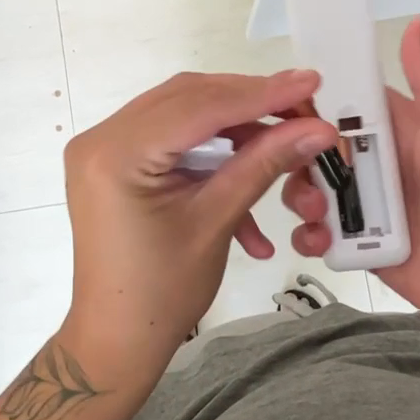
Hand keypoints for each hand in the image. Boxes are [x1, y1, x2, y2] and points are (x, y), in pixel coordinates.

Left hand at [62, 70, 337, 359]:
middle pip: (188, 100)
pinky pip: (169, 141)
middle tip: (304, 108)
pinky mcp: (113, 164)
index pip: (199, 106)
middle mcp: (100, 138)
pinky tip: (248, 189)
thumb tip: (318, 128)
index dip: (261, 93)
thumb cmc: (162, 292)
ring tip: (284, 144)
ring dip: (234, 130)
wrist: (117, 337)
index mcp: (116, 154)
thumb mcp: (216, 222)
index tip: (311, 82)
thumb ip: (263, 164)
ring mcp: (103, 149)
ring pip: (182, 116)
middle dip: (249, 105)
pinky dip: (210, 156)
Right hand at [284, 19, 419, 341]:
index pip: (346, 105)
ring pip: (311, 191)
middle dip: (294, 154)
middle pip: (316, 149)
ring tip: (315, 211)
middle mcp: (380, 168)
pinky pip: (321, 237)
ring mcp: (370, 211)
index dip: (311, 99)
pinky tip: (320, 241)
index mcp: (404, 133)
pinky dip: (309, 237)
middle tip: (292, 166)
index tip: (279, 102)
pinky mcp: (364, 249)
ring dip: (299, 195)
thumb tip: (415, 23)